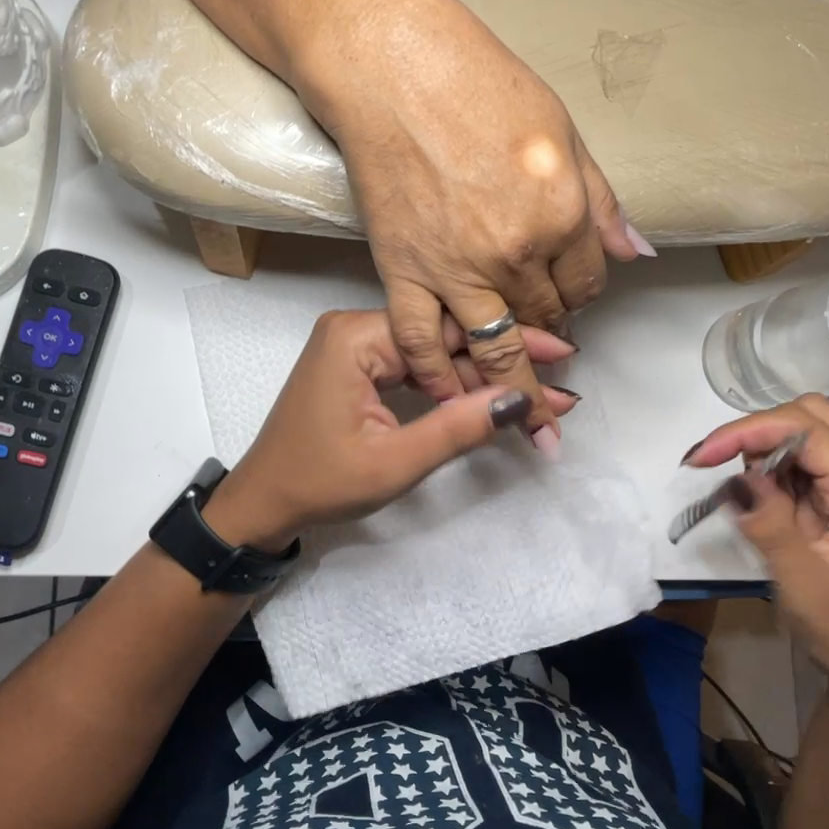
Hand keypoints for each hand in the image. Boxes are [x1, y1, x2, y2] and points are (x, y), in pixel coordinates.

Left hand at [204, 310, 578, 549]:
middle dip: (503, 367)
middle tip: (565, 382)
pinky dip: (452, 388)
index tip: (564, 358)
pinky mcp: (358, 366)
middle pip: (445, 339)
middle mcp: (357, 327)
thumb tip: (524, 399)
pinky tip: (493, 397)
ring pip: (435, 355)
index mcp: (358, 337)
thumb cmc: (320, 483)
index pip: (449, 332)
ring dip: (483, 380)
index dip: (509, 347)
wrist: (264, 501)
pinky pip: (416, 368)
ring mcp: (356, 345)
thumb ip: (459, 426)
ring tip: (541, 395)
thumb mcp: (395, 461)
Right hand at [295, 0, 650, 448]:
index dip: (582, 291)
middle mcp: (515, 254)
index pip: (586, 281)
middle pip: (546, 318)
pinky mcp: (405, 274)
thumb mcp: (563, 130)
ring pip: (496, 349)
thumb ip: (600, 200)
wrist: (393, 73)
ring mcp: (457, 271)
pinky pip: (424, 342)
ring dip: (517, 389)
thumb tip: (636, 252)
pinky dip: (440, 377)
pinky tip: (455, 401)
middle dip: (555, 337)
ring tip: (535, 429)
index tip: (570, 292)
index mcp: (561, 214)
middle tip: (558, 361)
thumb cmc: (478, 85)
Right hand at [683, 394, 828, 705]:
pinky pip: (801, 470)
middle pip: (810, 418)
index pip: (805, 429)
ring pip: (804, 439)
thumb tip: (736, 478)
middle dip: (755, 431)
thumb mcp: (805, 584)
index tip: (699, 459)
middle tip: (712, 463)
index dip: (748, 432)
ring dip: (760, 450)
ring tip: (728, 487)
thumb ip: (770, 524)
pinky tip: (749, 499)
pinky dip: (768, 472)